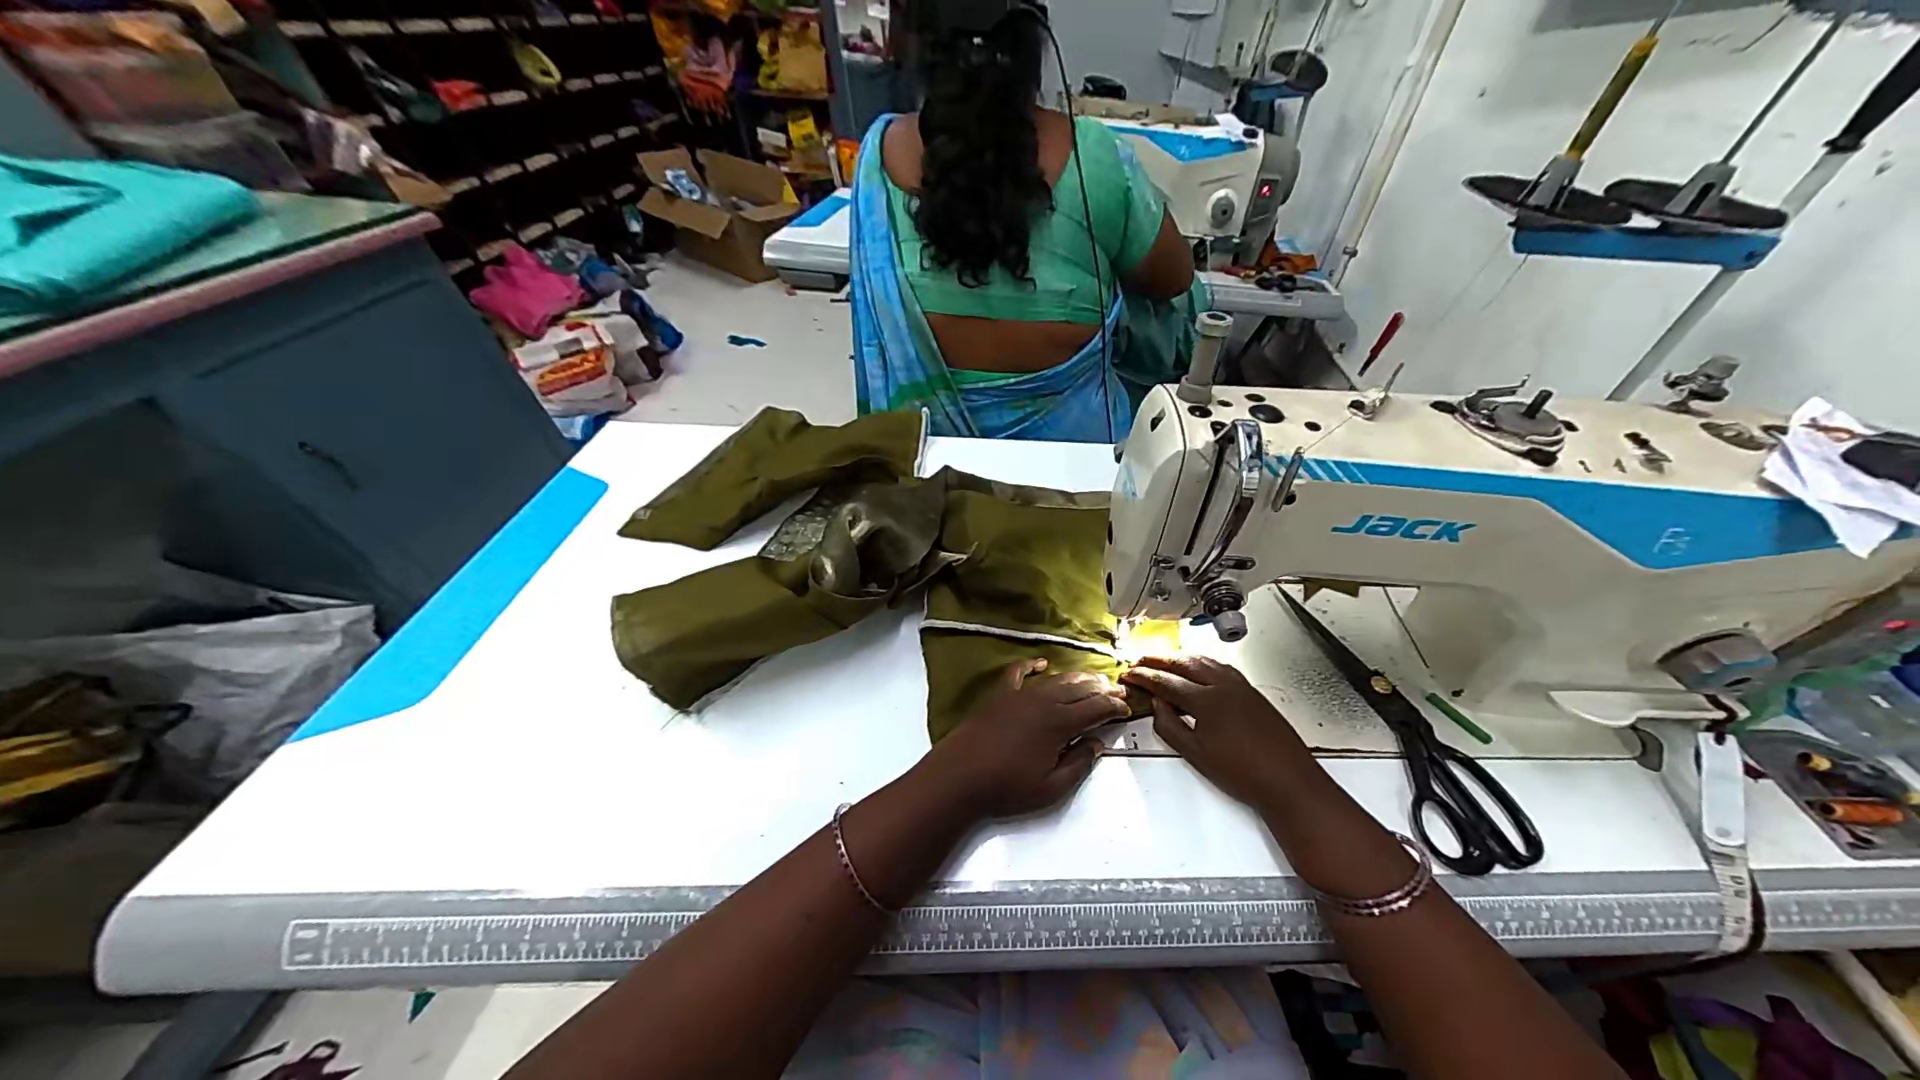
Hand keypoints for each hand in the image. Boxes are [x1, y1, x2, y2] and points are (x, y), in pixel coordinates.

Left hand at [918, 659, 1127, 819]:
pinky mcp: (999, 696)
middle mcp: (1042, 701)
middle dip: (1102, 688)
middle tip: (1117, 690)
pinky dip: (1031, 666)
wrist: (959, 777)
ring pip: (1055, 679)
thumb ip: (1079, 763)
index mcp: (1059, 722)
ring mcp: (1019, 695)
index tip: (1126, 708)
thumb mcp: (1052, 788)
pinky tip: (1041, 663)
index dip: (1114, 706)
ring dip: (1077, 678)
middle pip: (1079, 688)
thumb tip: (1096, 744)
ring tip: (1092, 680)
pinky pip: (1018, 673)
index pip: (1096, 708)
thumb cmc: (1006, 787)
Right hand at [1122, 655, 1311, 807]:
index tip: (1131, 675)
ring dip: (1180, 659)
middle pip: (1184, 663)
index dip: (1144, 676)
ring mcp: (1241, 687)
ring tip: (1165, 662)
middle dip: (1159, 661)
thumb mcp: (1195, 754)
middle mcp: (1225, 686)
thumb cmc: (1246, 773)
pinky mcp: (1253, 692)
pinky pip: (1221, 667)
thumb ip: (1169, 726)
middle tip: (1141, 663)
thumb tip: (1158, 706)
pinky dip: (1202, 664)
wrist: (1289, 783)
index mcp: (1207, 700)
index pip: (1166, 681)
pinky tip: (1199, 670)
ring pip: (1204, 661)